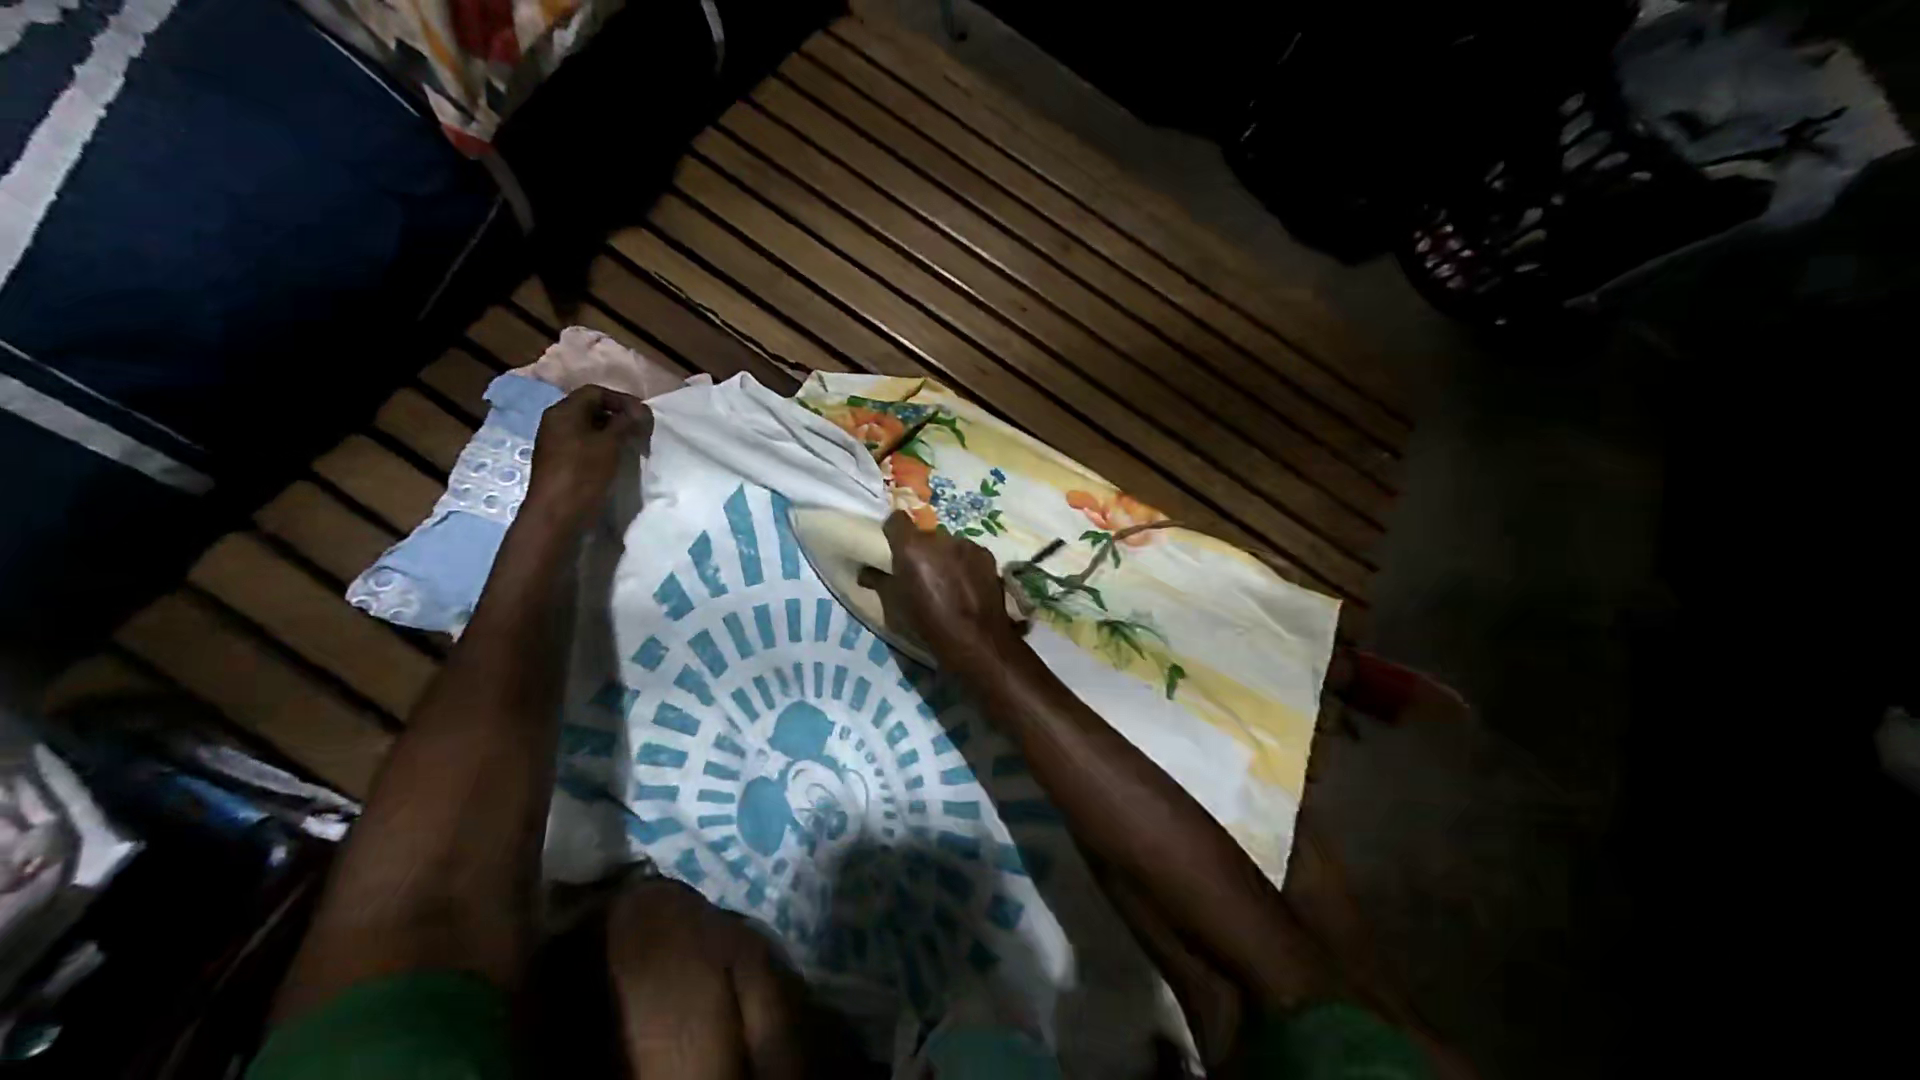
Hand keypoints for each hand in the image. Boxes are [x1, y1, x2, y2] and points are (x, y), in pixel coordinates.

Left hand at [525, 385, 647, 525]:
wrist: (557, 514)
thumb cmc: (583, 474)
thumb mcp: (610, 444)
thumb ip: (626, 423)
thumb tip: (641, 411)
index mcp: (563, 412)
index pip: (596, 392)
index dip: (622, 400)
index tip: (644, 416)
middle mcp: (556, 422)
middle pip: (592, 408)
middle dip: (619, 416)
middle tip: (641, 431)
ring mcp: (557, 443)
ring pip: (590, 428)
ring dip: (614, 433)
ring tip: (633, 445)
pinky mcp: (562, 461)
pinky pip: (585, 444)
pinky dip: (604, 446)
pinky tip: (618, 458)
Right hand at [857, 511, 1018, 669]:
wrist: (973, 640)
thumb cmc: (927, 624)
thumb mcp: (895, 605)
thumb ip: (879, 582)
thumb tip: (865, 572)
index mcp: (911, 547)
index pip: (897, 519)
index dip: (894, 531)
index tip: (893, 545)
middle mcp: (938, 539)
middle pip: (925, 534)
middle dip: (921, 548)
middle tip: (921, 570)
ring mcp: (965, 545)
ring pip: (949, 543)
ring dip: (945, 555)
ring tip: (947, 580)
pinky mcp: (986, 555)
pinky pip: (969, 552)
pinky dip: (965, 563)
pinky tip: (967, 584)